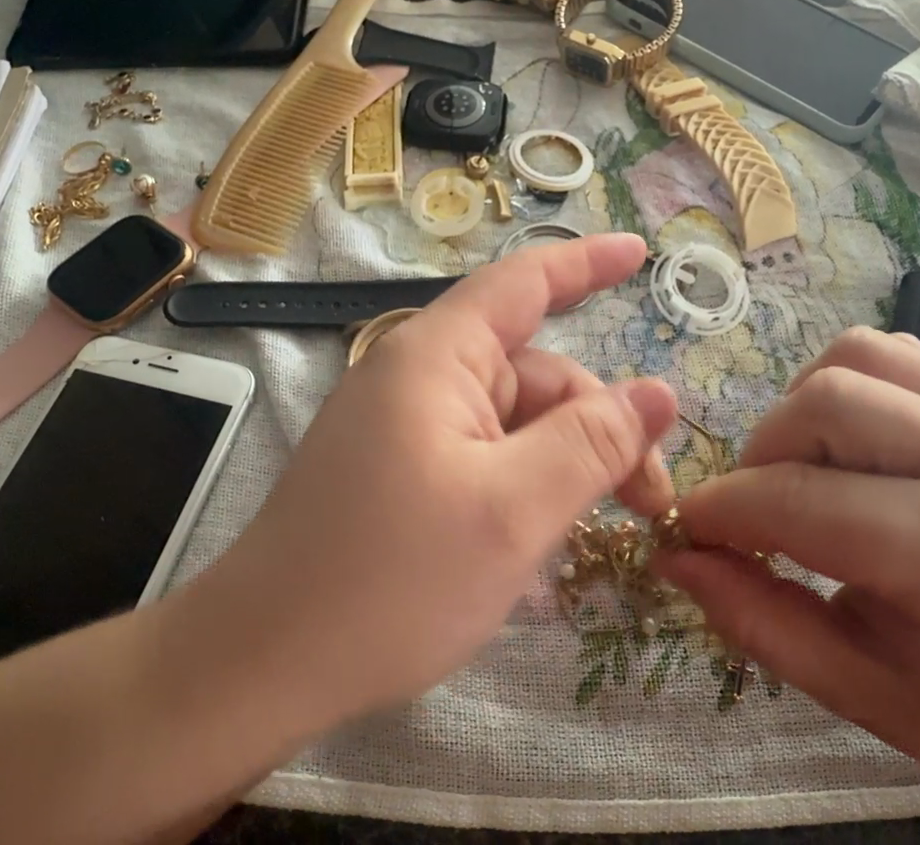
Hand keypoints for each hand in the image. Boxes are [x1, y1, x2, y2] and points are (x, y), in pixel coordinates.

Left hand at [192, 233, 677, 725]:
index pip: (523, 284)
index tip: (641, 253)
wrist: (261, 665)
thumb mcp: (512, 510)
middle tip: (646, 502)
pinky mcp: (393, 476)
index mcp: (435, 358)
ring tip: (590, 529)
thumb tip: (657, 392)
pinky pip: (479, 457)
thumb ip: (592, 443)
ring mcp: (400, 430)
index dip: (586, 264)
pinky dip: (521, 484)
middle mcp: (415, 380)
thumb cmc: (390, 581)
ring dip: (562, 463)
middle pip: (533, 374)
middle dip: (597, 423)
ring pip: (510, 424)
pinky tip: (538, 536)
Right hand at [653, 327, 919, 820]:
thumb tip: (678, 560)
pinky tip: (847, 449)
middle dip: (757, 457)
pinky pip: (894, 354)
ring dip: (800, 412)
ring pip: (855, 358)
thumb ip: (761, 623)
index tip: (684, 534)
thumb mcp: (867, 698)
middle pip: (825, 403)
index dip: (720, 511)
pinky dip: (845, 386)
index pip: (801, 502)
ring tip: (801, 475)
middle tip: (752, 517)